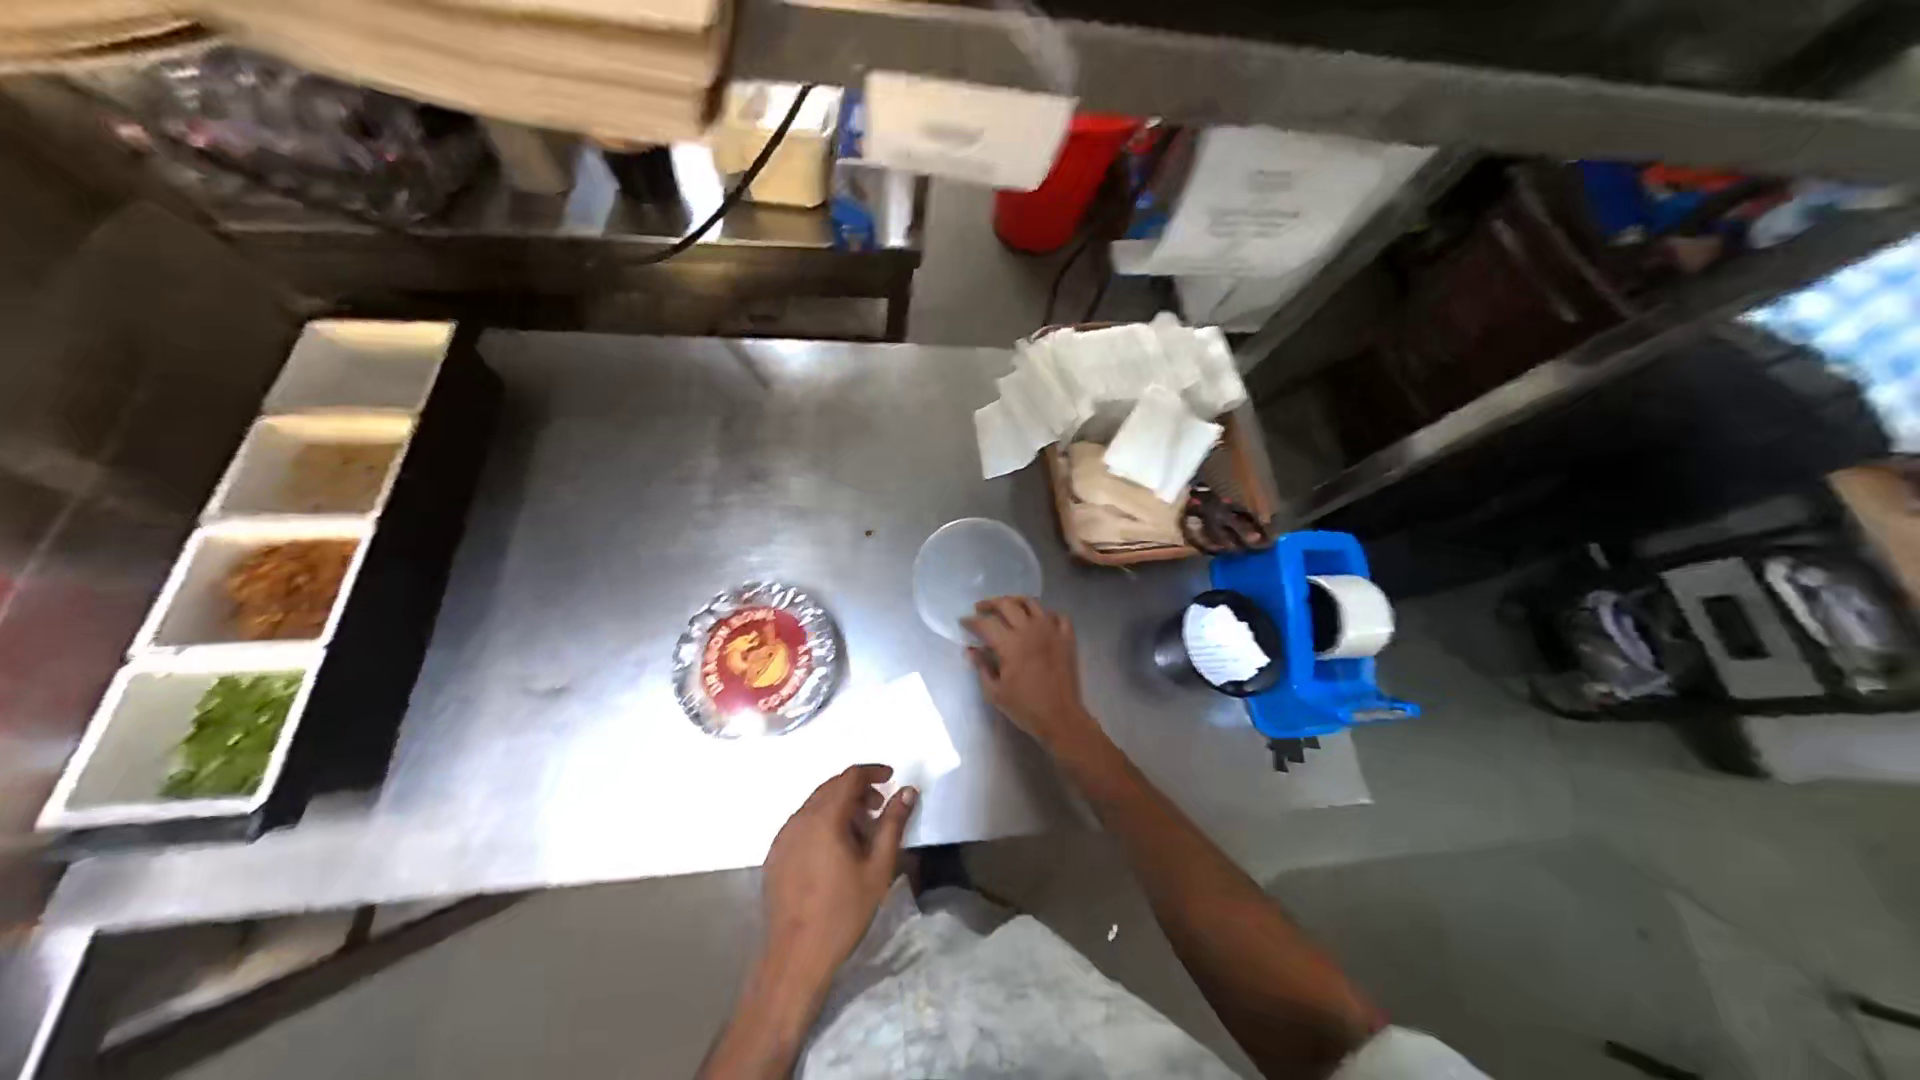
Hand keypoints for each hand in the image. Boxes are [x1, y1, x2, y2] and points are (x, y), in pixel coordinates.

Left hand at [761, 764, 915, 981]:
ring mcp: (783, 838)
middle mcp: (799, 819)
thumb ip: (893, 824)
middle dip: (858, 790)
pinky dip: (822, 823)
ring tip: (861, 832)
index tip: (891, 778)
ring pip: (815, 806)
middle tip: (880, 807)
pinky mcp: (775, 856)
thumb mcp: (877, 867)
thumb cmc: (843, 911)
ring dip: (840, 806)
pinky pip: (802, 825)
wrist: (796, 956)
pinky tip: (836, 850)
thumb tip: (907, 791)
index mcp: (824, 817)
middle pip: (831, 788)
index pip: (849, 777)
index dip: (872, 772)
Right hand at [963, 597, 1102, 755]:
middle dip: (990, 604)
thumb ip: (981, 667)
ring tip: (1007, 607)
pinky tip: (1038, 620)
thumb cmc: (1025, 707)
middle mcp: (1030, 630)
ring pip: (1032, 603)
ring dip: (1015, 602)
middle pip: (1007, 605)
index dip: (971, 621)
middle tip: (980, 609)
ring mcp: (1051, 631)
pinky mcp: (1067, 637)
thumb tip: (971, 650)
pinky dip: (1045, 614)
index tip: (963, 622)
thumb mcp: (995, 692)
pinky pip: (1057, 615)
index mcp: (1010, 644)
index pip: (985, 623)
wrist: (1061, 717)